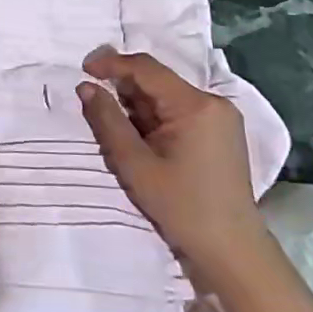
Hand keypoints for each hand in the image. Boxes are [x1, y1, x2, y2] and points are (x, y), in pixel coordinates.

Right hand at [76, 49, 264, 266]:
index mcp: (195, 105)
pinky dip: (154, 117)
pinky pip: (179, 111)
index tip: (82, 69)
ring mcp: (221, 117)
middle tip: (94, 104)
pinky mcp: (221, 132)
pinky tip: (141, 138)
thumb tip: (86, 87)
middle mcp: (213, 103)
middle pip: (158, 81)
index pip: (146, 68)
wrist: (229, 248)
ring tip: (118, 130)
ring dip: (137, 106)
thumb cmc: (180, 205)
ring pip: (166, 96)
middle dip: (123, 88)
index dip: (111, 63)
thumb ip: (107, 120)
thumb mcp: (133, 162)